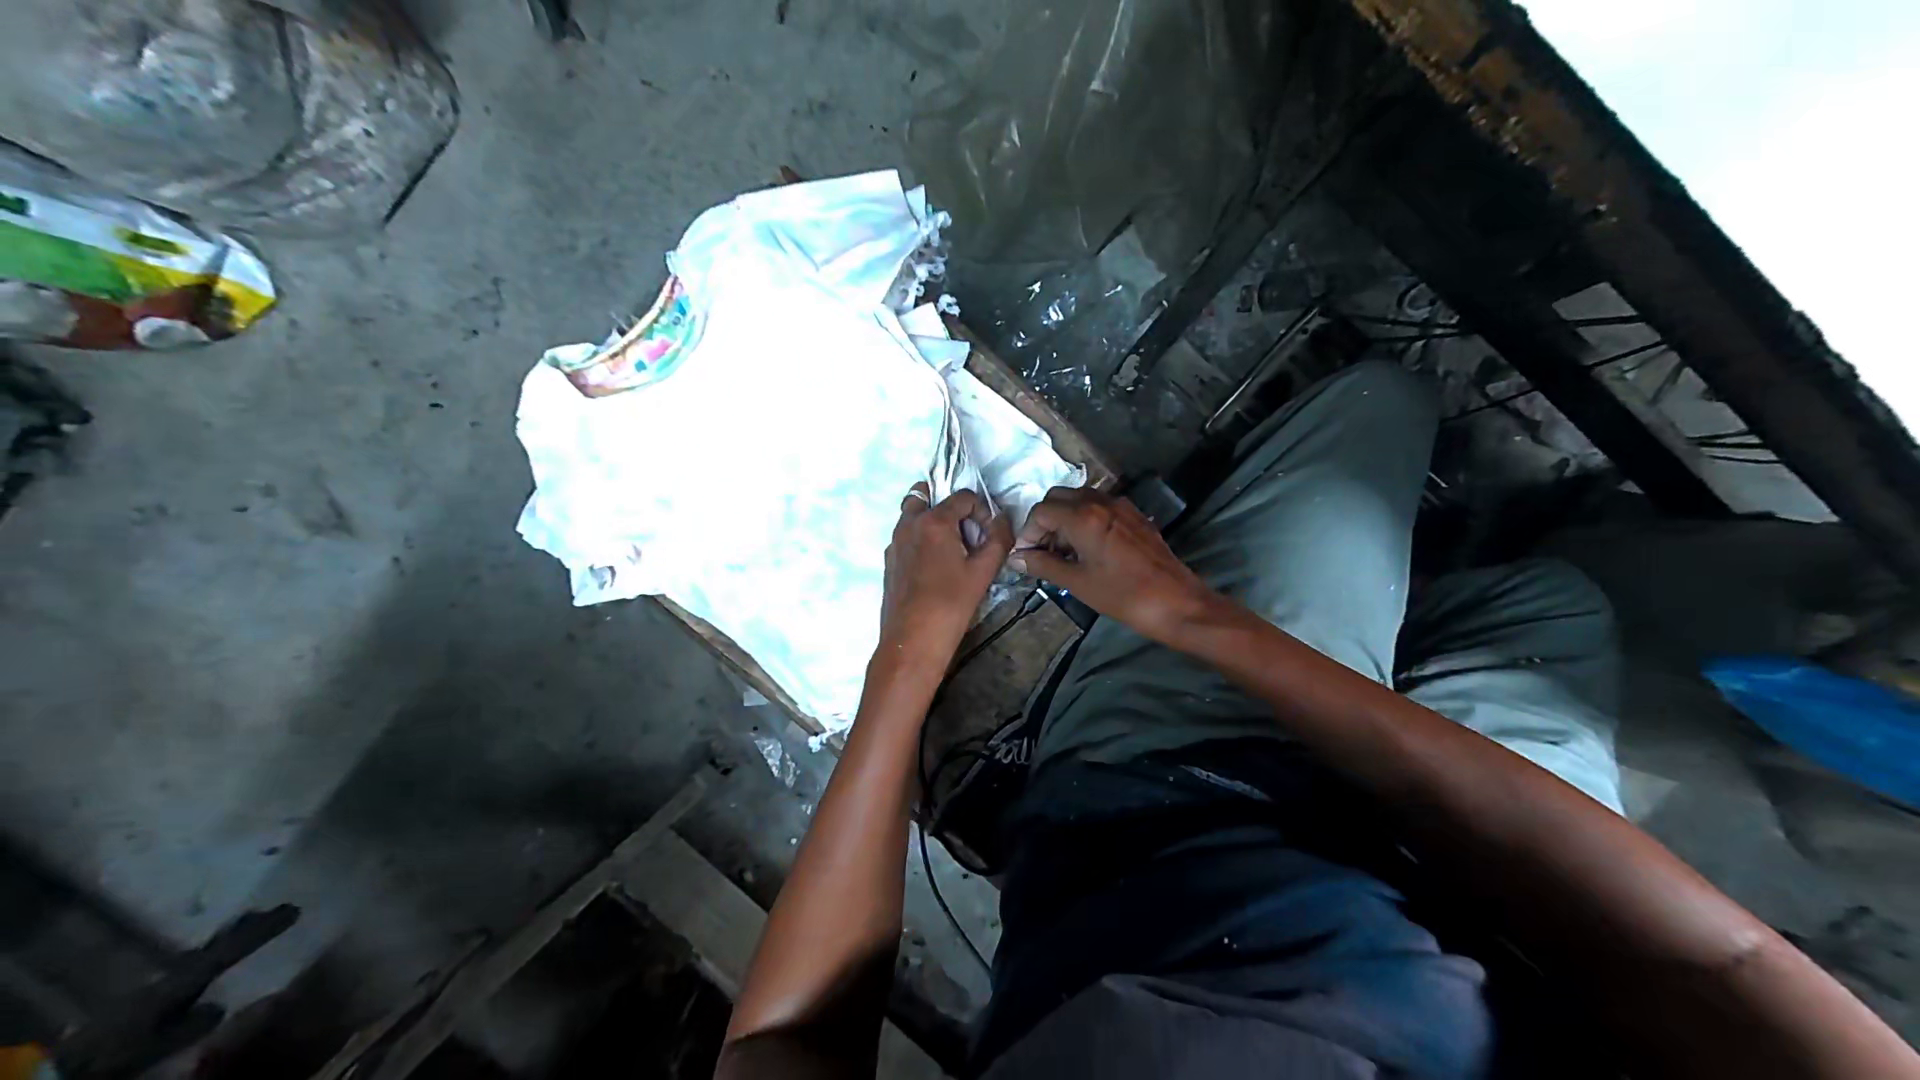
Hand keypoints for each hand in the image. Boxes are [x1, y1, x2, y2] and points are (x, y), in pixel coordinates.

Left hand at [878, 483, 1013, 663]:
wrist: (913, 640)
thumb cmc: (951, 604)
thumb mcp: (984, 571)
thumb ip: (998, 539)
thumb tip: (1001, 521)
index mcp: (933, 521)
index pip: (963, 497)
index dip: (981, 511)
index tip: (987, 535)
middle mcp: (909, 524)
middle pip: (927, 495)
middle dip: (949, 507)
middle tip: (965, 532)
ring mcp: (894, 542)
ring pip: (913, 515)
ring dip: (932, 520)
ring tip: (951, 548)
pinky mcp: (889, 560)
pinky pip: (906, 536)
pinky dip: (921, 538)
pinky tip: (935, 567)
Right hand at [1010, 486, 1224, 643]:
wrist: (1177, 603)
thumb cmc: (1123, 595)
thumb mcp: (1077, 583)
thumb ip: (1043, 565)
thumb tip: (1018, 559)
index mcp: (1084, 517)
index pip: (1042, 511)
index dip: (1028, 533)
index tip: (1026, 557)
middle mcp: (1101, 502)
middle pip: (1059, 498)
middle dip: (1044, 522)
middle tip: (1042, 552)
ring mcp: (1121, 506)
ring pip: (1080, 500)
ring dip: (1064, 520)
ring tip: (1063, 554)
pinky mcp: (1135, 516)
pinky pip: (1100, 508)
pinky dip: (1085, 521)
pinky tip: (1088, 550)